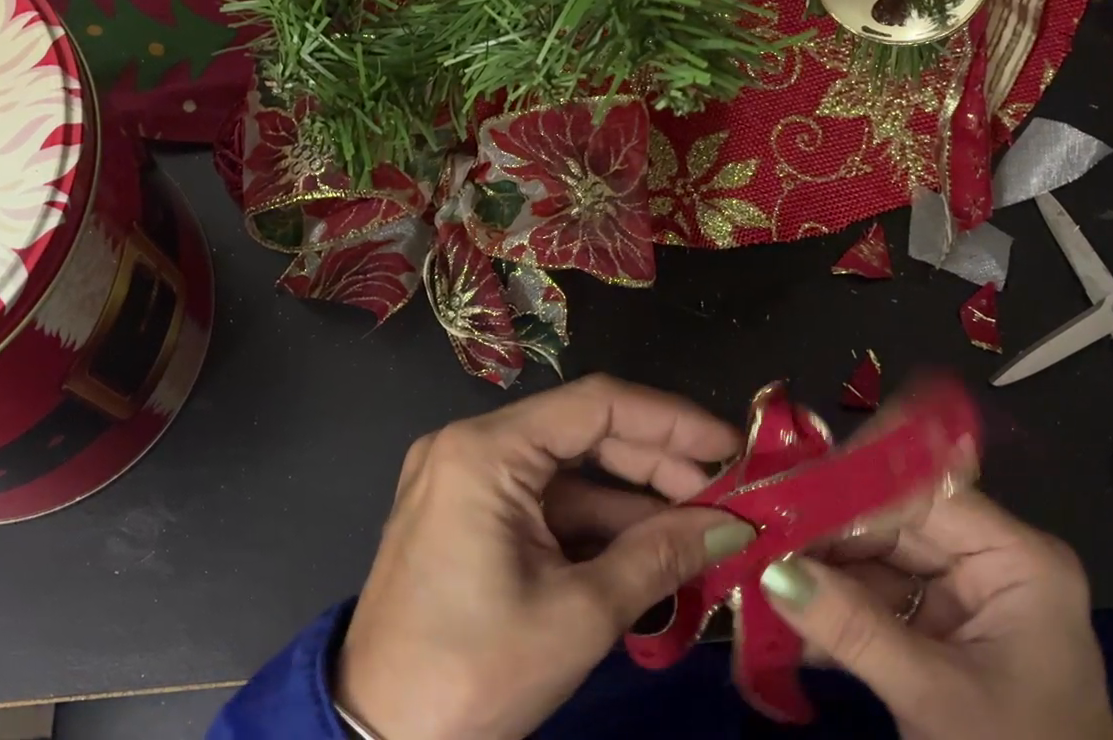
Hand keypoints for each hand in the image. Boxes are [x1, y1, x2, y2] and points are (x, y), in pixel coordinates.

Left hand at [336, 375, 755, 739]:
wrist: (378, 739)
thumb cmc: (474, 672)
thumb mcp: (579, 614)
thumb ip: (661, 556)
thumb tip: (734, 525)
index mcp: (484, 451)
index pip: (596, 405)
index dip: (672, 421)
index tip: (733, 446)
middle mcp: (469, 448)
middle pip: (583, 432)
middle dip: (658, 464)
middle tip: (727, 497)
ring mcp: (464, 480)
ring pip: (567, 471)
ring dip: (634, 500)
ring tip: (704, 528)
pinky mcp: (467, 516)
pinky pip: (544, 503)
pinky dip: (597, 524)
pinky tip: (651, 547)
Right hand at [760, 490, 1112, 739]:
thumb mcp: (937, 697)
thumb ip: (854, 629)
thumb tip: (770, 571)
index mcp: (1016, 560)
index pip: (923, 492)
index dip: (851, 483)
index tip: (779, 485)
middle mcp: (986, 562)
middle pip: (889, 521)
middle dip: (820, 531)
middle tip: (751, 530)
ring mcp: (957, 596)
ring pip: (869, 559)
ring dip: (813, 570)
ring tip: (749, 567)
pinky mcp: (931, 629)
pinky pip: (868, 600)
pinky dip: (826, 608)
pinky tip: (773, 611)